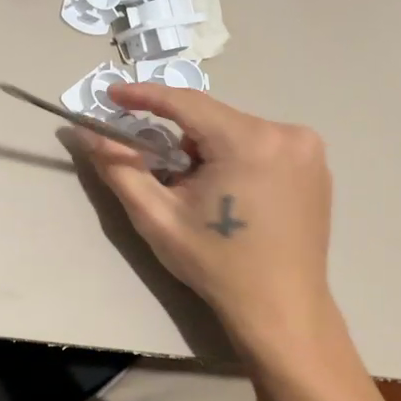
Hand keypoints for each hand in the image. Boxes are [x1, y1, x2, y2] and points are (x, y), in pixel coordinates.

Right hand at [74, 83, 334, 357]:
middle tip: (163, 175)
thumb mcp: (155, 215)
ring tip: (199, 193)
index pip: (185, 102)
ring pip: (234, 130)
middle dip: (178, 138)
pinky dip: (234, 157)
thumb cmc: (215, 262)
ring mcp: (308, 149)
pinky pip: (259, 144)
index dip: (143, 96)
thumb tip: (85, 132)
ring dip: (206, 149)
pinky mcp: (316, 165)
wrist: (280, 307)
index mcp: (250, 141)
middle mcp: (287, 134)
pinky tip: (229, 195)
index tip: (109, 94)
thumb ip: (119, 167)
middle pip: (210, 118)